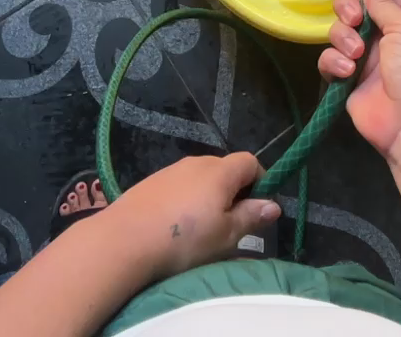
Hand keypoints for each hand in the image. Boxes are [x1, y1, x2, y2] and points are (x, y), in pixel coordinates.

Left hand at [99, 153, 279, 280]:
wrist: (126, 238)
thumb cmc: (184, 239)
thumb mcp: (226, 235)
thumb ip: (251, 216)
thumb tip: (274, 204)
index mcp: (219, 171)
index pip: (250, 161)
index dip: (260, 181)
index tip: (258, 209)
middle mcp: (197, 162)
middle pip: (226, 169)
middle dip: (235, 193)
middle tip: (232, 227)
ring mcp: (172, 170)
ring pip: (202, 178)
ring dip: (210, 197)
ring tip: (204, 231)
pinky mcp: (153, 181)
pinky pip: (181, 185)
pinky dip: (188, 200)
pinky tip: (178, 227)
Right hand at [318, 0, 400, 165]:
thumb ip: (385, 2)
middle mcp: (383, 36)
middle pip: (354, 7)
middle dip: (348, 7)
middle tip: (356, 20)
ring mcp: (363, 59)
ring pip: (338, 31)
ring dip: (343, 37)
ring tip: (356, 55)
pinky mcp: (346, 80)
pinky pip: (329, 59)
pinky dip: (334, 62)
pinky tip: (346, 73)